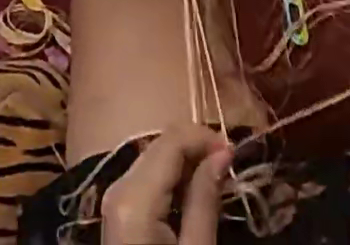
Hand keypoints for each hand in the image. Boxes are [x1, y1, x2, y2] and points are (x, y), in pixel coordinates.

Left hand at [100, 123, 231, 244]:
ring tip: (215, 178)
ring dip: (186, 159)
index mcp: (135, 197)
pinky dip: (172, 175)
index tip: (235, 154)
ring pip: (155, 156)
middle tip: (229, 166)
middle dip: (197, 146)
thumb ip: (205, 198)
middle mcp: (118, 187)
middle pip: (161, 143)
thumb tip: (223, 152)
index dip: (206, 137)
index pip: (172, 140)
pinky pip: (148, 176)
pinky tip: (192, 192)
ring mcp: (114, 199)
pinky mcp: (118, 211)